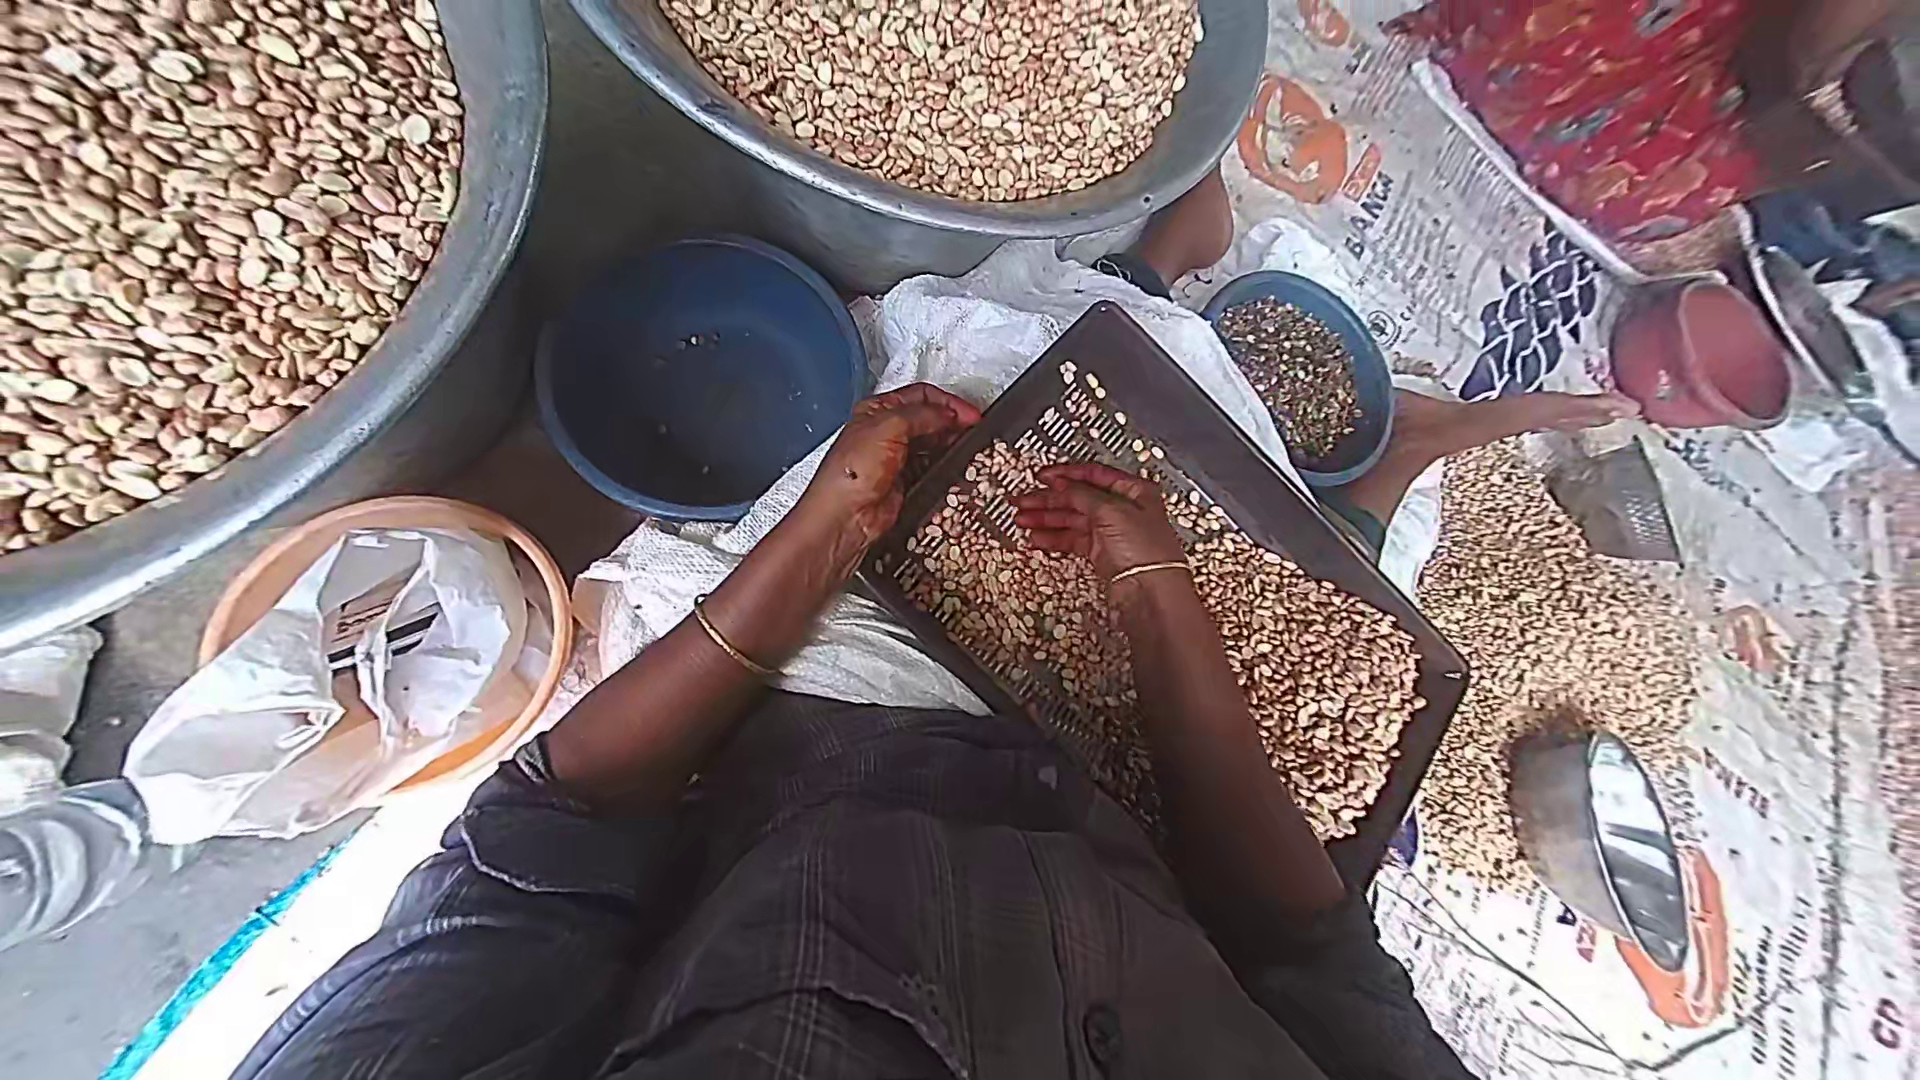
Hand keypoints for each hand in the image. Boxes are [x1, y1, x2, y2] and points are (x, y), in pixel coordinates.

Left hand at [796, 383, 981, 548]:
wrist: (846, 515)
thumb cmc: (851, 472)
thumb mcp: (889, 427)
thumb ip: (922, 415)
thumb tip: (948, 413)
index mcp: (879, 410)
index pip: (921, 396)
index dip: (947, 402)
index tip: (969, 413)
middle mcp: (888, 431)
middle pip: (930, 419)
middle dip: (952, 422)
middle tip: (972, 429)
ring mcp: (898, 457)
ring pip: (933, 444)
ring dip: (950, 444)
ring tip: (966, 446)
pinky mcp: (906, 480)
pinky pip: (932, 468)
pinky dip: (945, 465)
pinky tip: (954, 465)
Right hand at [1010, 463, 1186, 584]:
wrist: (1150, 591)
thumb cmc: (1144, 548)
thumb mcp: (1111, 510)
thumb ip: (1082, 494)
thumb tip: (1061, 482)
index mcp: (1132, 490)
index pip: (1093, 475)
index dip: (1065, 474)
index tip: (1041, 475)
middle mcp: (1122, 509)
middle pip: (1077, 498)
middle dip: (1047, 499)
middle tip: (1022, 501)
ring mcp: (1110, 532)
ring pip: (1071, 520)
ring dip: (1045, 519)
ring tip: (1022, 520)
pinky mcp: (1101, 553)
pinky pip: (1072, 540)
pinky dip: (1054, 538)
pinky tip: (1036, 538)